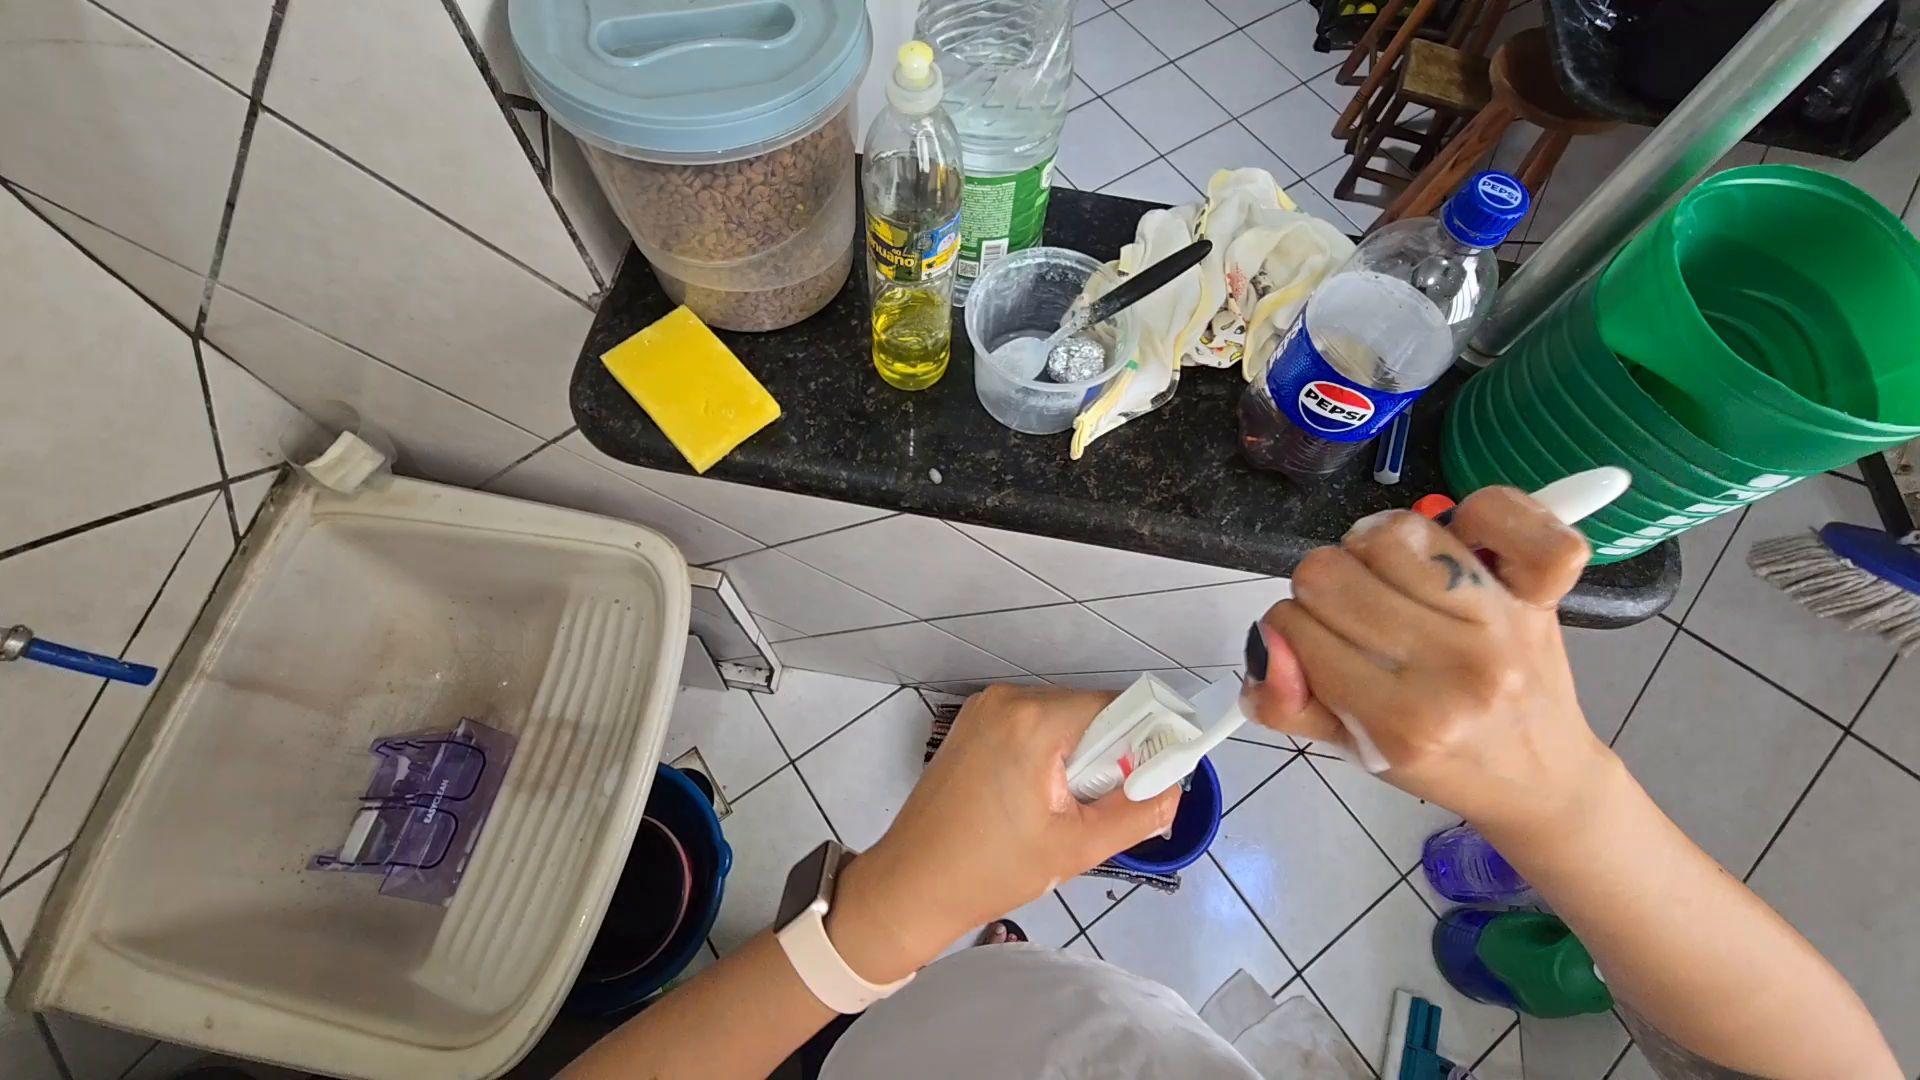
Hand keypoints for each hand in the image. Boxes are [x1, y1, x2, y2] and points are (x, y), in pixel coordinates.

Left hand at [826, 686, 1179, 981]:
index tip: (1146, 779)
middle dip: (1104, 755)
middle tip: (1091, 806)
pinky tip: (1031, 796)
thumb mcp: (1077, 848)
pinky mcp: (971, 722)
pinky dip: (1044, 752)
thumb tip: (1174, 788)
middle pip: (1086, 711)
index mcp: (1033, 720)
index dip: (1141, 740)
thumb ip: (1137, 813)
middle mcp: (1007, 699)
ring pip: (1059, 718)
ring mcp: (984, 707)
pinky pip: (1029, 725)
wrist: (912, 883)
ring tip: (1056, 808)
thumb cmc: (992, 869)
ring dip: (1074, 755)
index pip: (1115, 706)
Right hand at [1243, 486, 1616, 836]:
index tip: (1314, 648)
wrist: (1542, 778)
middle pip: (1328, 571)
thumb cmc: (1435, 761)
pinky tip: (1461, 538)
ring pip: (1389, 534)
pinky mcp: (1537, 592)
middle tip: (1347, 616)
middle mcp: (1454, 669)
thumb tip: (1268, 643)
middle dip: (1320, 588)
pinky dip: (1481, 513)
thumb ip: (1284, 704)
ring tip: (1386, 579)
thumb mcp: (1344, 748)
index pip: (1292, 624)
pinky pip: (1501, 515)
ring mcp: (1499, 623)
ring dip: (1371, 549)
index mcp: (1400, 720)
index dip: (1289, 629)